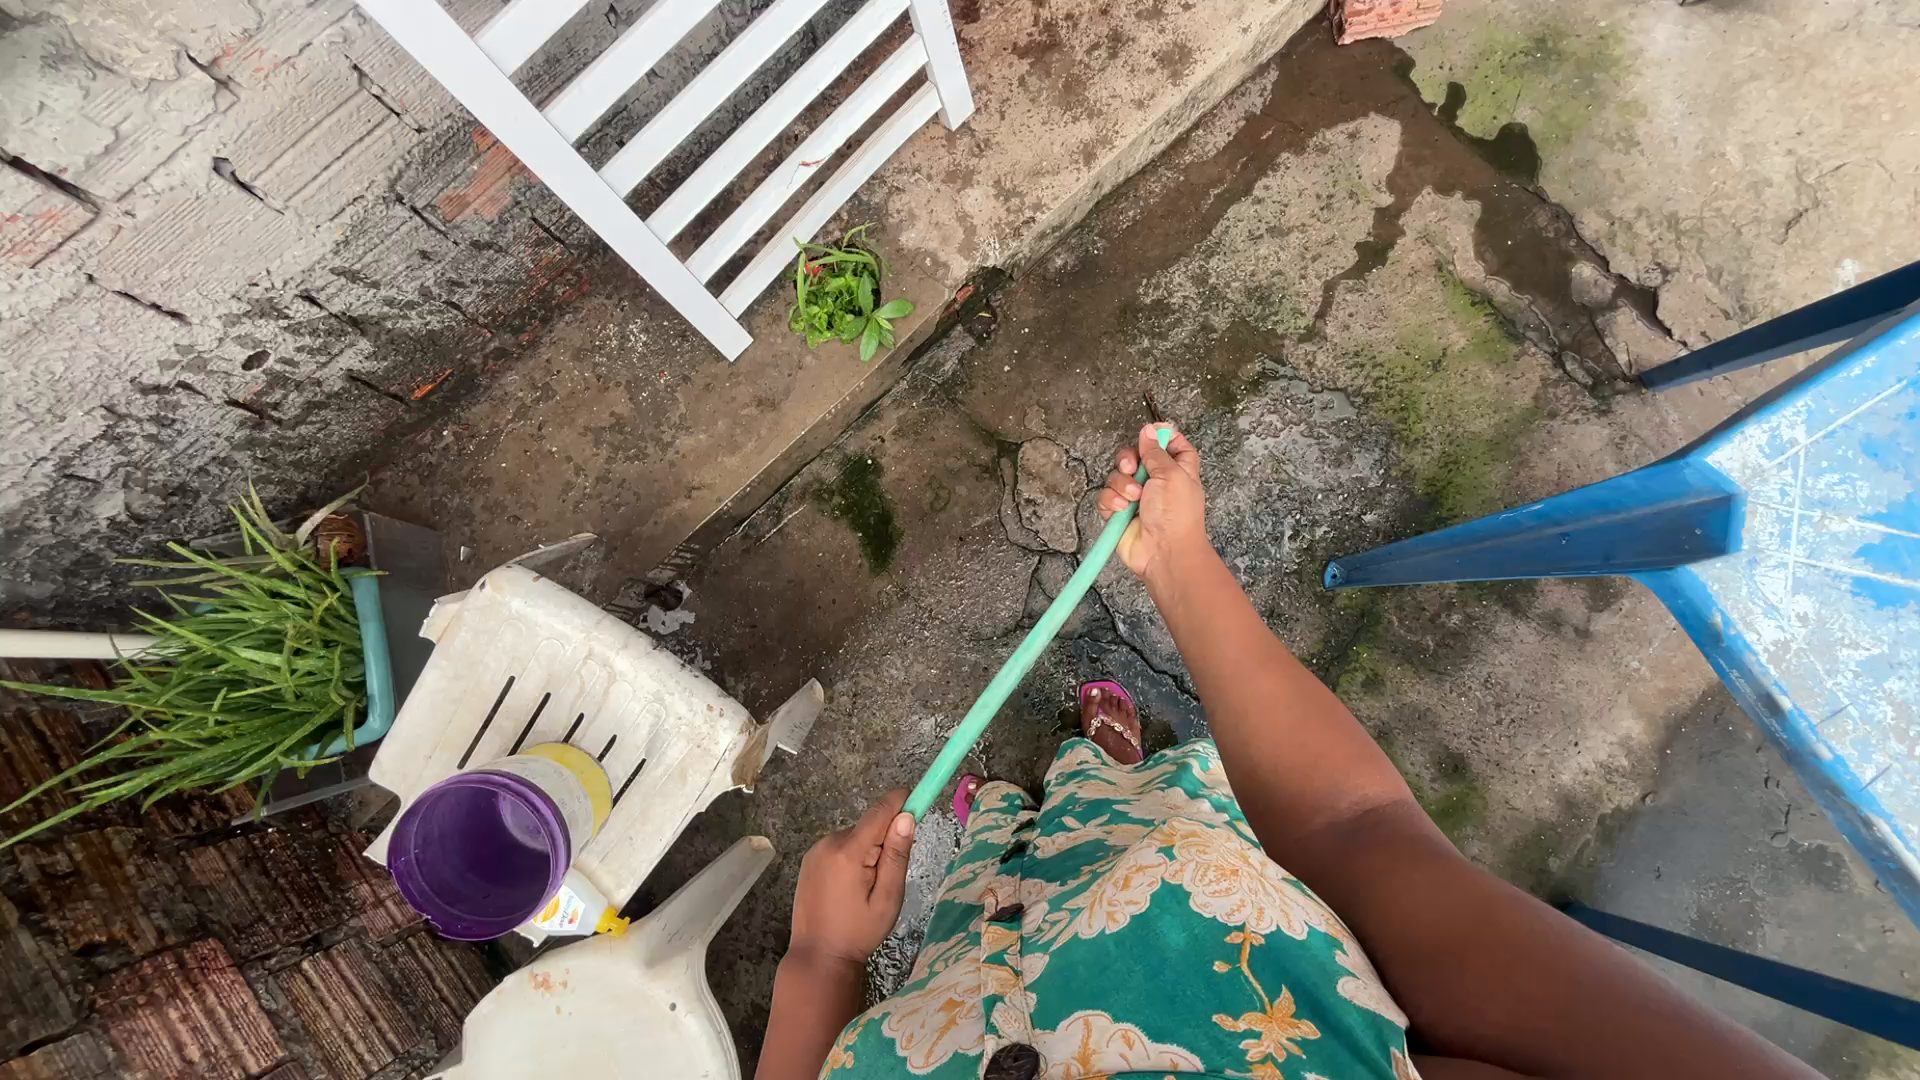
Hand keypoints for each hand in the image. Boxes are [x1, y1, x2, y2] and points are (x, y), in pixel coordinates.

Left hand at [788, 788, 915, 967]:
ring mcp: (816, 850)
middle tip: (891, 873)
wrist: (817, 958)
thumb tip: (907, 817)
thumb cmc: (858, 932)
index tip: (919, 800)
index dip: (901, 801)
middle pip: (868, 825)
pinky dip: (853, 856)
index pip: (880, 811)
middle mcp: (829, 842)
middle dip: (885, 838)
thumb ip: (896, 856)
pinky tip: (850, 887)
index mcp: (849, 851)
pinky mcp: (810, 859)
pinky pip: (841, 846)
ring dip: (868, 849)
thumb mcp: (887, 898)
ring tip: (868, 887)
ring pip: (855, 836)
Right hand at [1097, 423, 1204, 578]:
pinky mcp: (1118, 512)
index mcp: (1177, 469)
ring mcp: (1135, 497)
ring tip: (1133, 498)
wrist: (1163, 551)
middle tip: (1132, 469)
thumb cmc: (1176, 515)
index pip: (1170, 444)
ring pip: (1116, 475)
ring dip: (1121, 484)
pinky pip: (1105, 496)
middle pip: (1134, 456)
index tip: (1151, 434)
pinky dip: (1111, 501)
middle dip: (1128, 460)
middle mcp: (1155, 480)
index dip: (1161, 437)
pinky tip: (1121, 509)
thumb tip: (1149, 430)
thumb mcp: (1172, 474)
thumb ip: (1156, 451)